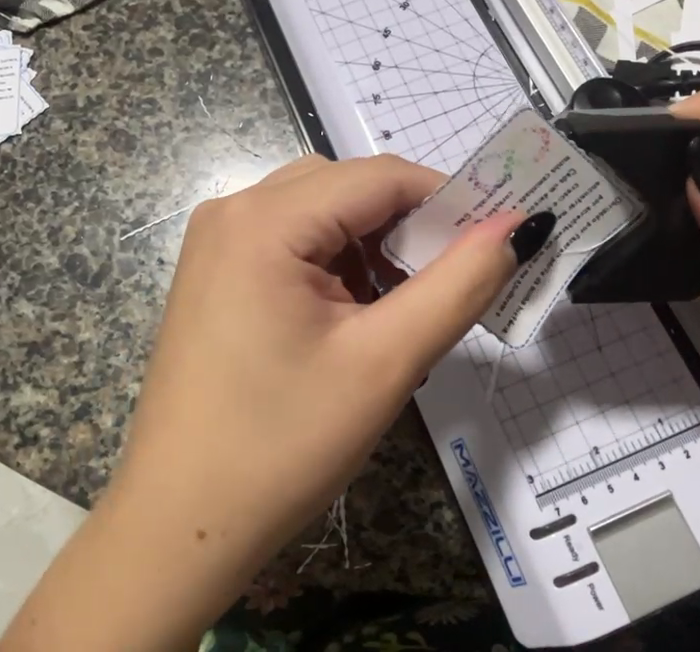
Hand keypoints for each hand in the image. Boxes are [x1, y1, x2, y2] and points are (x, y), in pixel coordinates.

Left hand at [117, 155, 544, 562]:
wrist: (181, 523)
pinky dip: (334, 263)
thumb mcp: (384, 363)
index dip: (448, 198)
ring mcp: (215, 244)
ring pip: (318, 212)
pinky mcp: (213, 275)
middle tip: (455, 279)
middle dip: (408, 224)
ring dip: (371, 245)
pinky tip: (356, 316)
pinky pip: (289, 242)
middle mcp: (232, 212)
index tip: (499, 239)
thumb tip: (518, 227)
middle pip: (345, 187)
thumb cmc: (283, 444)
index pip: (379, 176)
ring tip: (406, 307)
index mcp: (264, 220)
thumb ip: (458, 285)